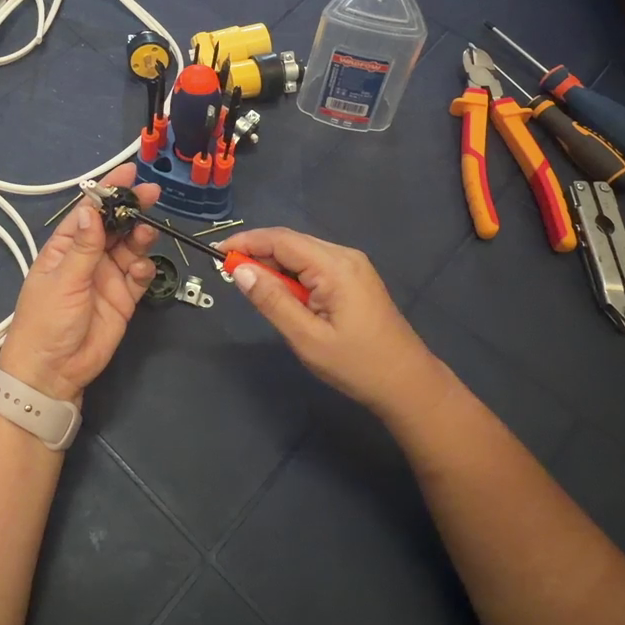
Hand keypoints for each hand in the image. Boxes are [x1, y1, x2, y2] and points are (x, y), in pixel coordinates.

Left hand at [0, 164, 160, 403]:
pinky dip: (144, 267)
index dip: (107, 191)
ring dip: (140, 236)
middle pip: (114, 226)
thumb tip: (93, 211)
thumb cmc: (46, 322)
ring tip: (147, 232)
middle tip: (152, 194)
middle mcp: (87, 258)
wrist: (54, 373)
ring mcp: (107, 277)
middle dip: (131, 208)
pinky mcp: (124, 299)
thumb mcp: (63, 281)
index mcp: (64, 248)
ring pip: (129, 247)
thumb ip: (84, 247)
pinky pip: (139, 274)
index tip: (129, 172)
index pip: (88, 212)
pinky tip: (142, 268)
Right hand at [222, 228, 444, 416]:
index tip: (216, 253)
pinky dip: (291, 272)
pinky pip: (314, 264)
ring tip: (249, 284)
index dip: (246, 241)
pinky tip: (280, 291)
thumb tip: (239, 270)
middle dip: (257, 251)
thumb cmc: (356, 365)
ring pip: (301, 252)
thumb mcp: (306, 337)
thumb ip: (272, 300)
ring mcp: (353, 265)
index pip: (280, 239)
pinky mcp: (355, 278)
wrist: (408, 384)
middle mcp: (344, 256)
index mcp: (334, 266)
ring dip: (273, 263)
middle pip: (290, 241)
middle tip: (228, 272)